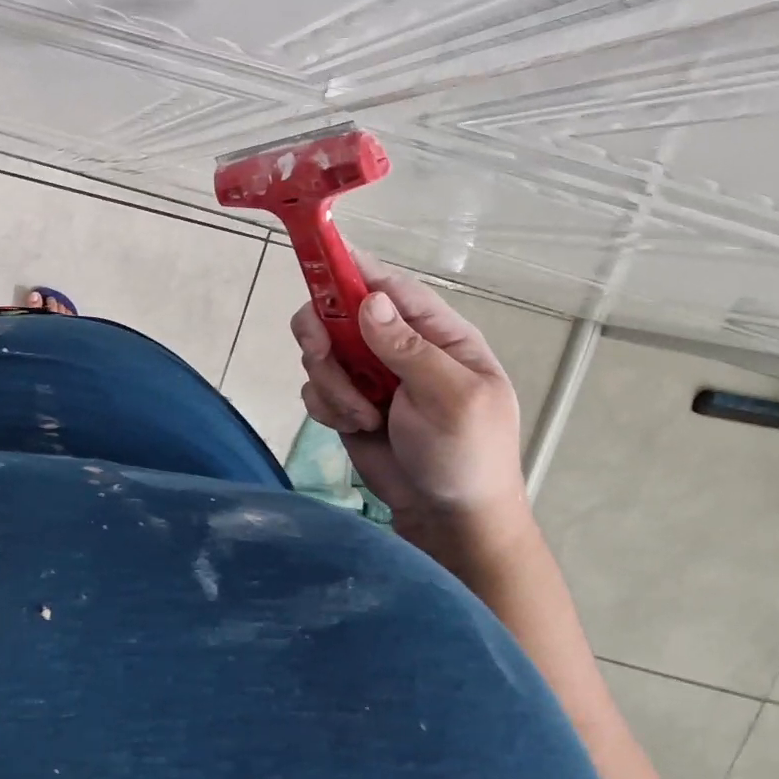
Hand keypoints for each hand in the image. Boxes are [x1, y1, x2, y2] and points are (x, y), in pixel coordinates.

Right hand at [291, 254, 529, 550]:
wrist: (446, 515)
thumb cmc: (466, 454)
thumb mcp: (450, 398)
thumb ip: (408, 348)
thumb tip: (369, 301)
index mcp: (437, 334)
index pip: (388, 286)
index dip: (350, 270)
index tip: (314, 263)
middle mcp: (396, 345)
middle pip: (336, 312)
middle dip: (322, 336)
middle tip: (322, 357)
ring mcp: (368, 373)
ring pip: (318, 351)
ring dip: (329, 383)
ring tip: (360, 415)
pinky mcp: (344, 400)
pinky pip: (312, 386)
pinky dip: (324, 405)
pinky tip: (353, 426)